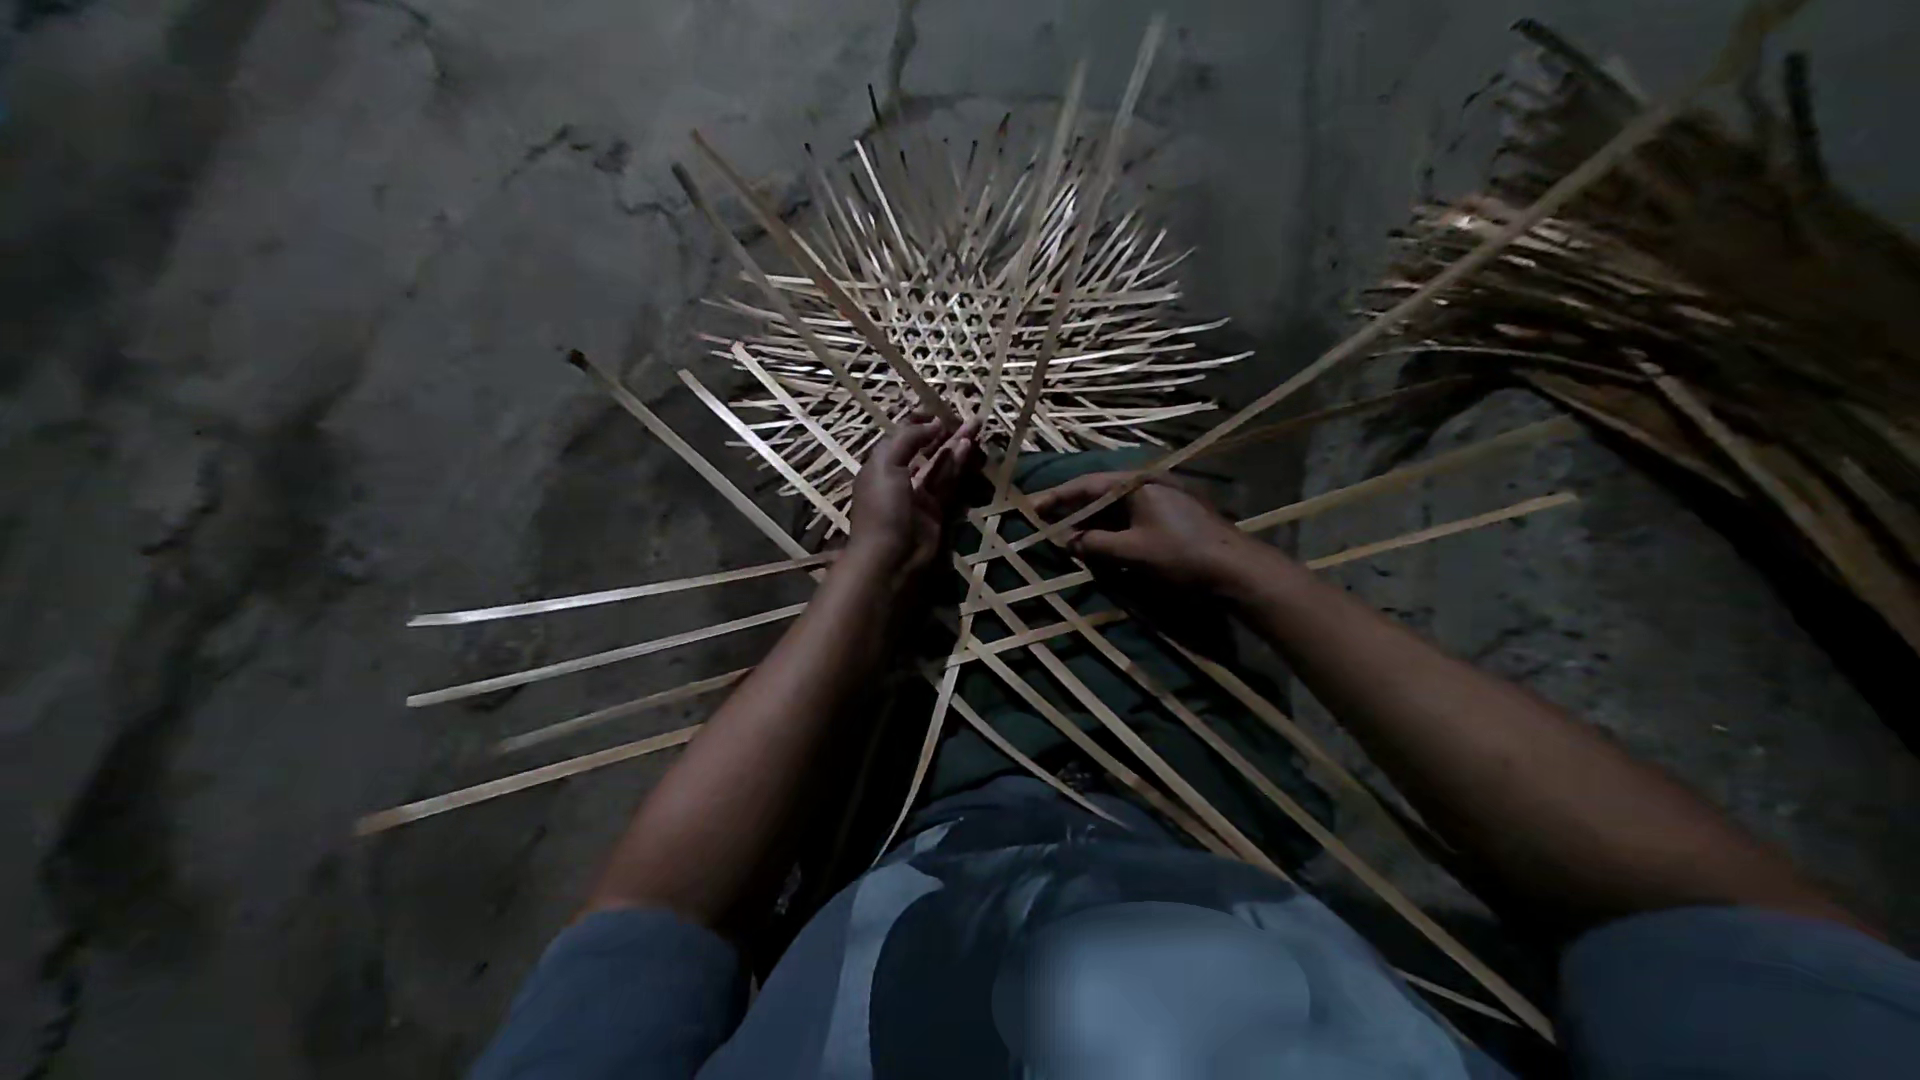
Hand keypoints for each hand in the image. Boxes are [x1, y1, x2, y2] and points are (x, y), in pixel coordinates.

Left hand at [846, 412, 981, 577]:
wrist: (889, 557)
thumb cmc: (882, 508)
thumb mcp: (886, 465)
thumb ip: (908, 439)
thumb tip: (933, 423)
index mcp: (880, 465)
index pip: (902, 437)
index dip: (919, 423)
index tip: (939, 411)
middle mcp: (899, 478)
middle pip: (924, 449)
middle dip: (944, 433)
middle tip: (968, 417)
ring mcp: (919, 496)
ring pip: (940, 464)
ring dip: (956, 445)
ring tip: (975, 426)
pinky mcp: (936, 510)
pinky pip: (948, 482)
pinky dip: (958, 465)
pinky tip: (968, 448)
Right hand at [1030, 472, 1265, 590]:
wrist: (1236, 567)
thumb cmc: (1181, 554)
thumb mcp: (1133, 552)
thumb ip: (1096, 544)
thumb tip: (1068, 542)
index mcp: (1136, 484)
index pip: (1087, 485)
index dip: (1058, 497)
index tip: (1032, 507)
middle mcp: (1147, 484)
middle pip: (1100, 494)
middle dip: (1072, 509)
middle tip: (1044, 521)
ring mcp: (1161, 498)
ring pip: (1115, 506)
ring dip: (1091, 521)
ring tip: (1066, 534)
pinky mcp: (1171, 514)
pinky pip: (1131, 515)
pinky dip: (1111, 527)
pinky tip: (1099, 541)